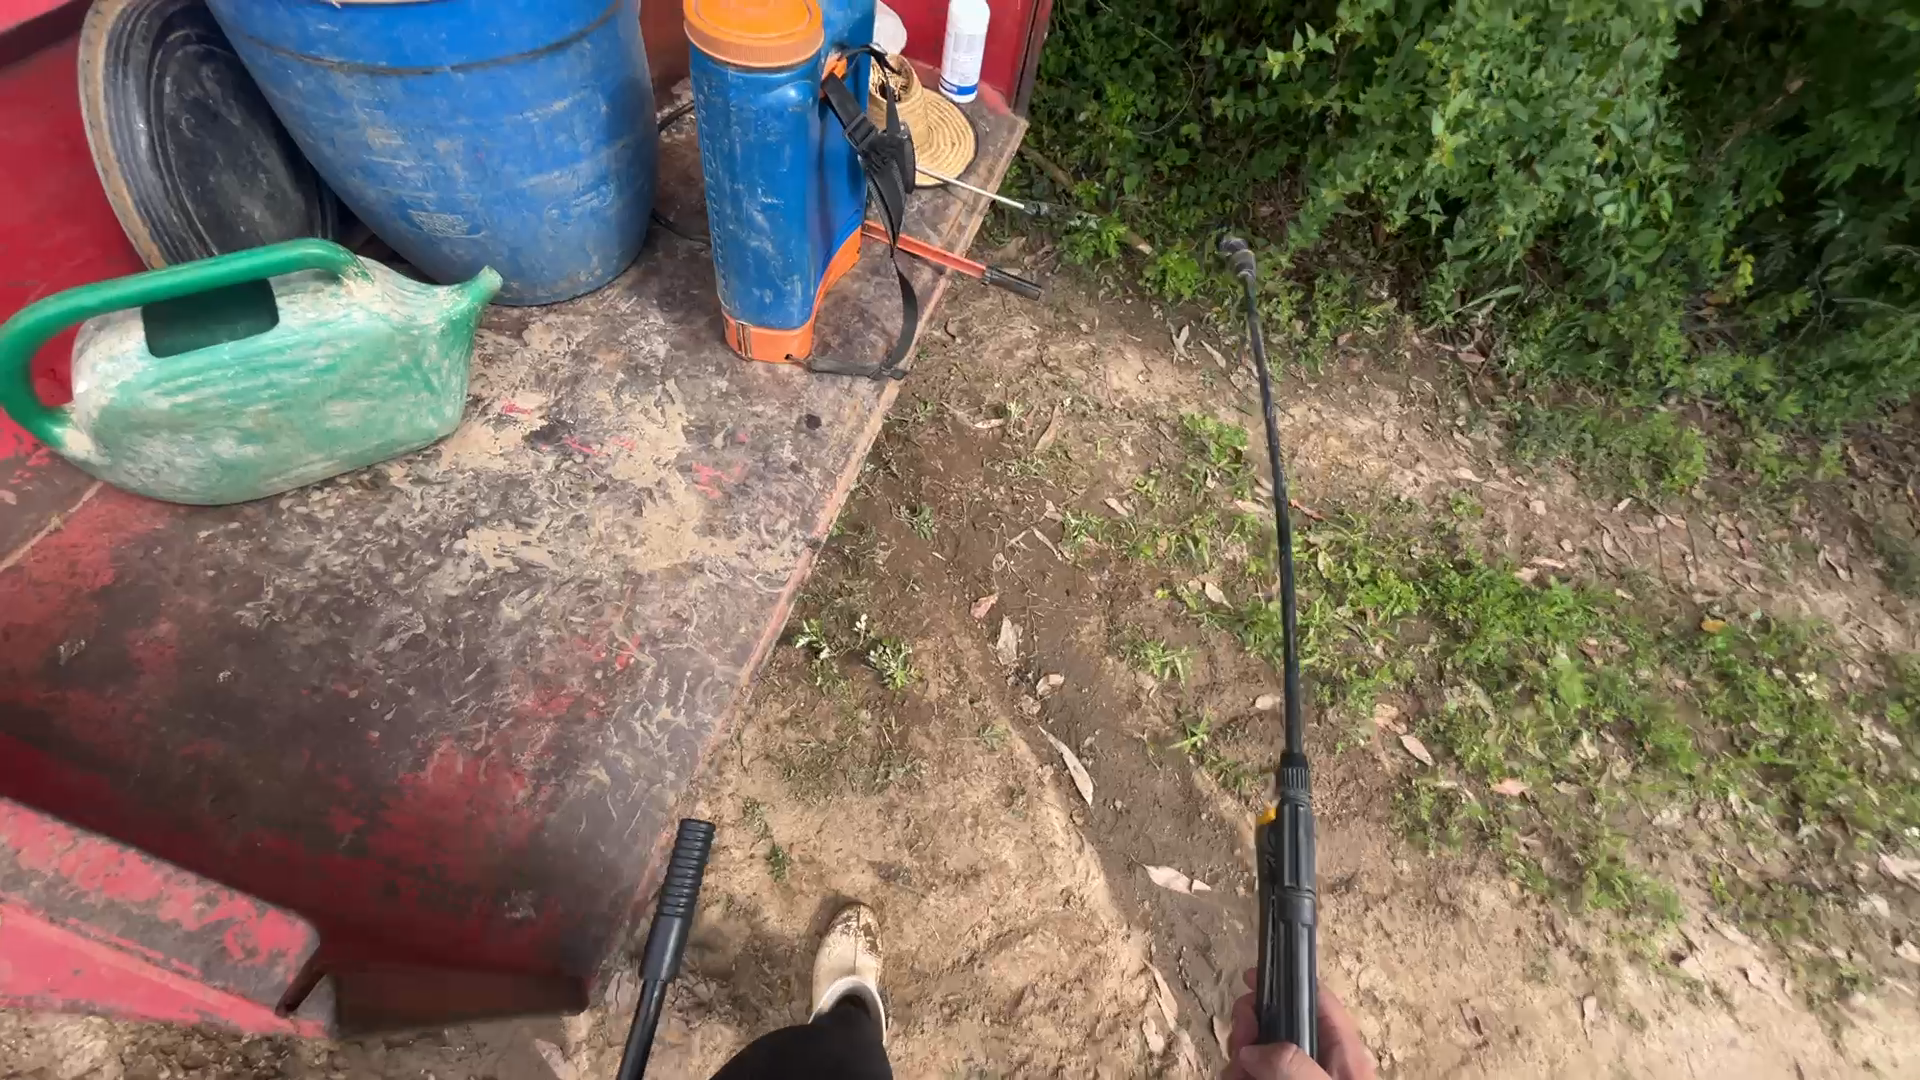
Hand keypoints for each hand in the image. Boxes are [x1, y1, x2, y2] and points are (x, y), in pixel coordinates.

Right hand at [1223, 969, 1376, 1079]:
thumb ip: (1293, 1067)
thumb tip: (1252, 1051)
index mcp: (1343, 1054)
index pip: (1318, 999)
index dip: (1286, 980)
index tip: (1249, 981)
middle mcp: (1319, 1062)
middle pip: (1279, 1020)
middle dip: (1250, 1026)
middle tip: (1238, 1046)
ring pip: (1260, 1051)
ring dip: (1239, 1059)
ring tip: (1233, 1078)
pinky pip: (1253, 1075)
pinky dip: (1238, 1076)